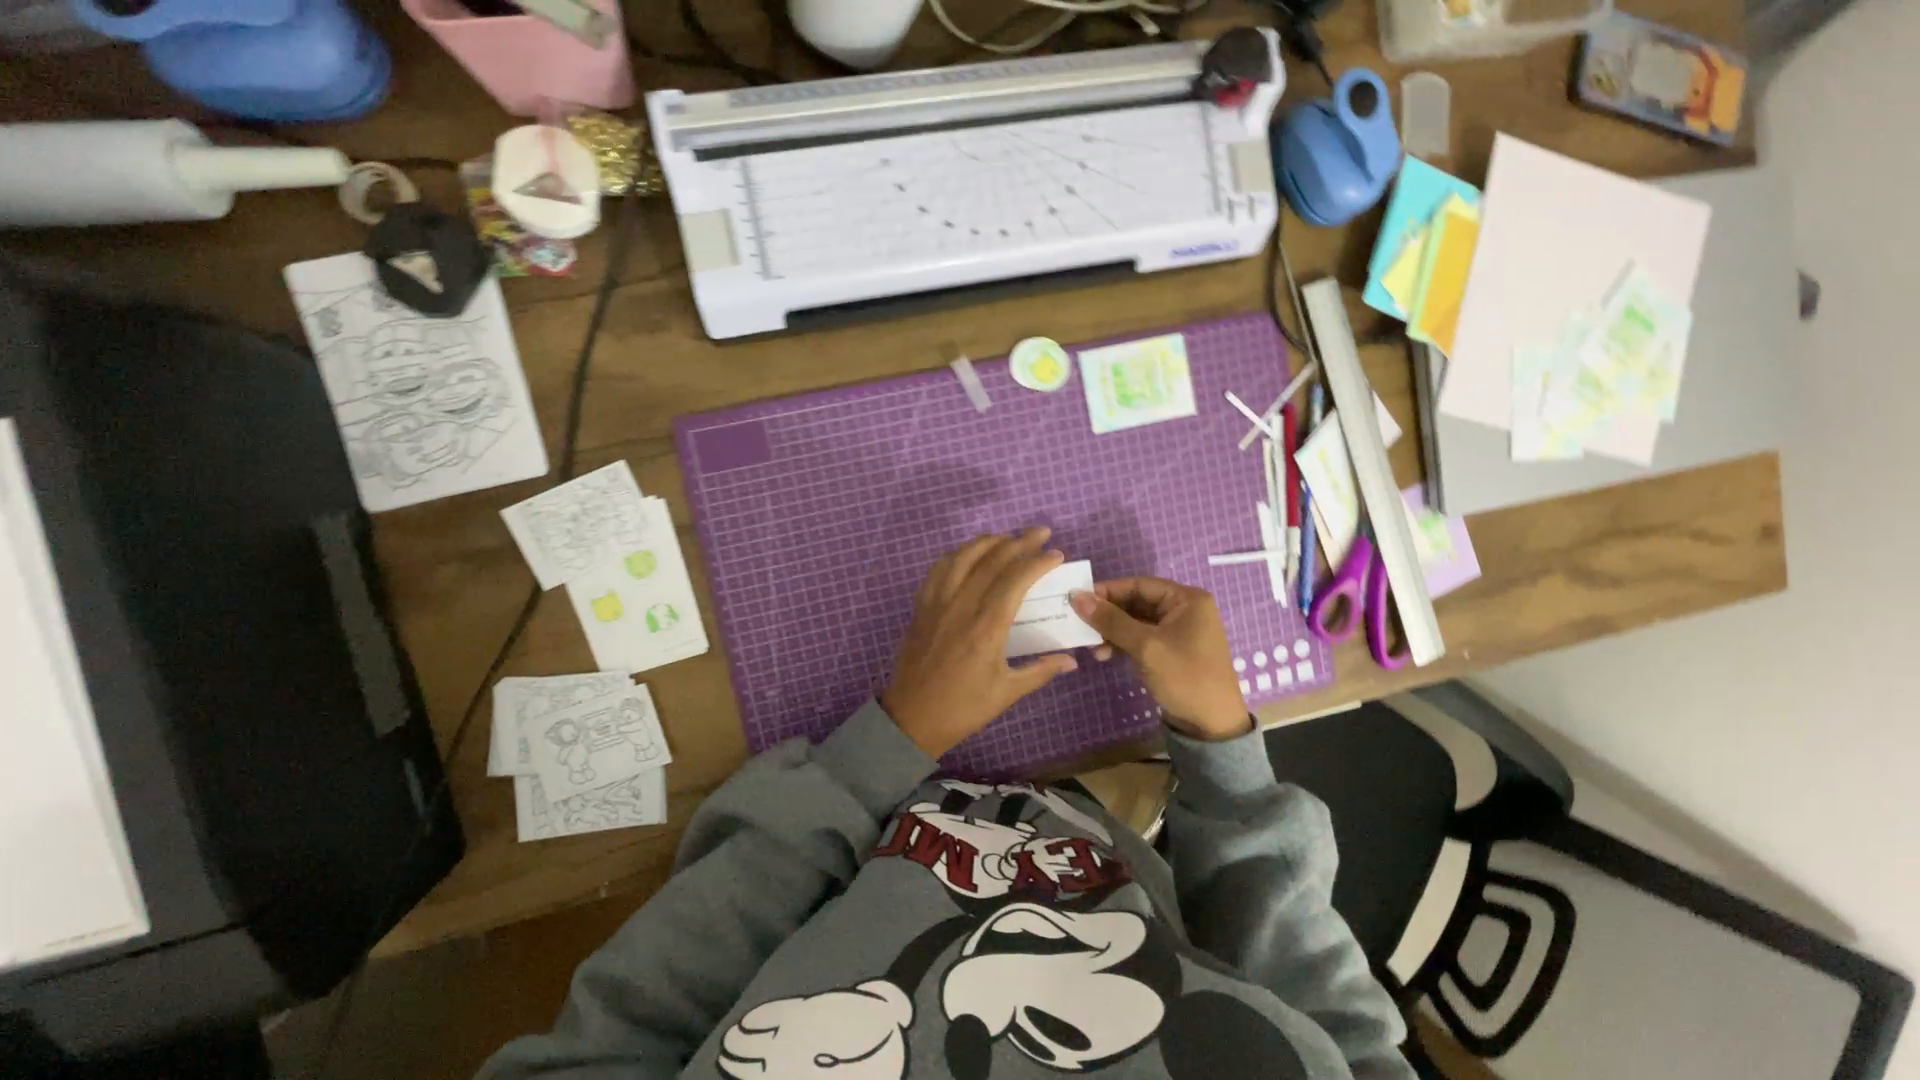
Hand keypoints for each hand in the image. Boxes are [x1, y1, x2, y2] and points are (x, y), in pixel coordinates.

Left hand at [881, 529, 1078, 757]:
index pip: (1016, 579)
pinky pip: (939, 569)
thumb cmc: (963, 709)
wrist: (911, 718)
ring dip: (988, 541)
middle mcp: (961, 606)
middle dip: (1019, 541)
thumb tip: (1073, 661)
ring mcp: (937, 603)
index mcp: (987, 627)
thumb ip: (1041, 671)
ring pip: (962, 557)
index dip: (1038, 561)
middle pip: (992, 560)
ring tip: (1007, 537)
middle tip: (1041, 533)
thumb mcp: (1007, 693)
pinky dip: (957, 554)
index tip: (1056, 554)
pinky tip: (968, 554)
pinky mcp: (921, 607)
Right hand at [1070, 578, 1250, 740]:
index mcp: (1187, 599)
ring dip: (1113, 632)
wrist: (1211, 724)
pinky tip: (1105, 655)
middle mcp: (1184, 610)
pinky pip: (1141, 639)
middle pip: (1137, 602)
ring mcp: (1178, 632)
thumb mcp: (1146, 646)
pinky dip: (1122, 644)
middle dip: (1108, 615)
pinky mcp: (1170, 651)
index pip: (1140, 585)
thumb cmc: (1184, 677)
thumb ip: (1111, 620)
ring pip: (1136, 622)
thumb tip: (1076, 596)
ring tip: (1092, 647)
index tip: (1078, 600)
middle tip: (1080, 626)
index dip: (1108, 591)